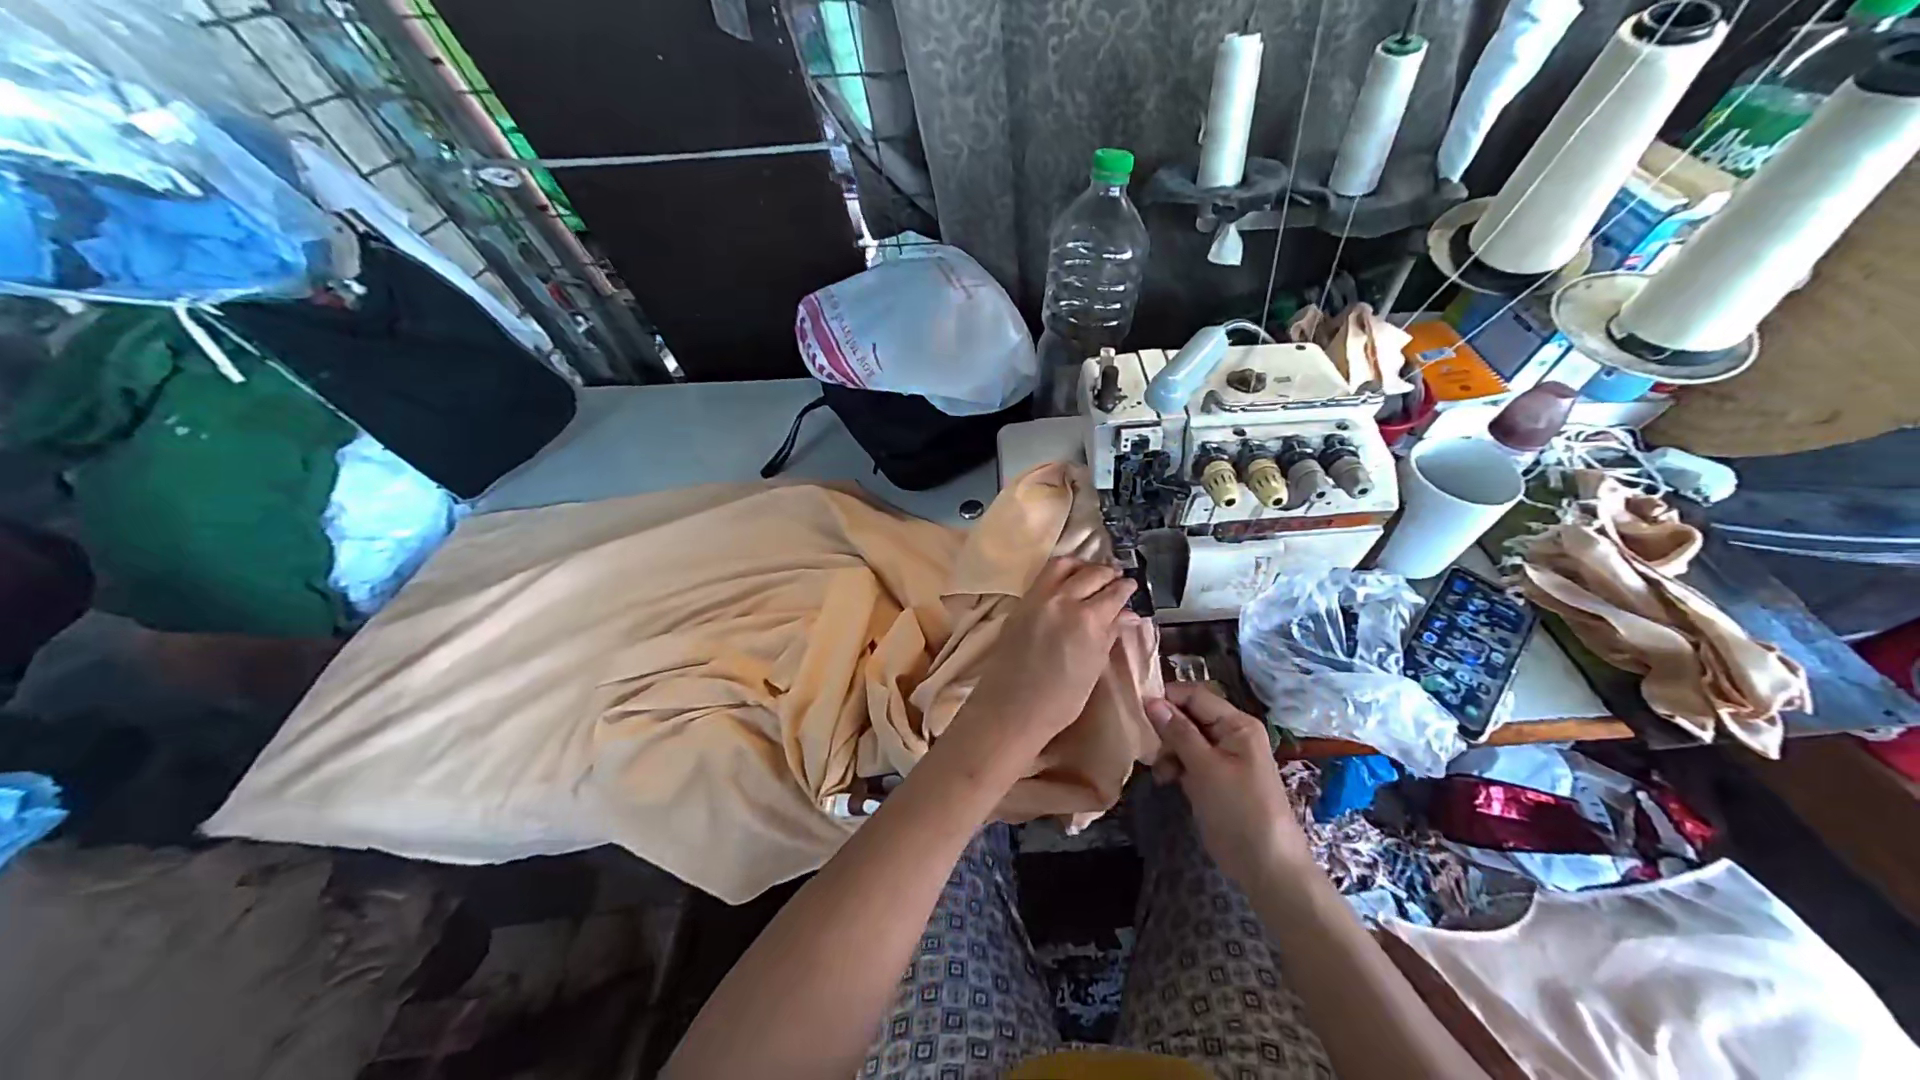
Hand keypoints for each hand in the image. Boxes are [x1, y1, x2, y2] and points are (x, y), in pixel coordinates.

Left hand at [945, 557, 1138, 766]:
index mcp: (1088, 619)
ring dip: (1082, 565)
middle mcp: (1063, 600)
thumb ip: (1110, 634)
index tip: (1131, 587)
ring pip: (1064, 565)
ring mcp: (1038, 598)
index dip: (1126, 588)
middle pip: (1092, 573)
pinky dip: (1060, 572)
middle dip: (1108, 573)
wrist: (1012, 709)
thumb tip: (1127, 615)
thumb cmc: (1061, 700)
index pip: (1114, 593)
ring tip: (1091, 573)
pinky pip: (1044, 576)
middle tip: (1116, 578)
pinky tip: (1067, 581)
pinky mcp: (1021, 603)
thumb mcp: (1094, 667)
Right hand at [1147, 683, 1310, 887]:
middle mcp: (1230, 734)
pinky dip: (1174, 766)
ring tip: (1160, 772)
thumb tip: (1150, 700)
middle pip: (1188, 716)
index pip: (1195, 696)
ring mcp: (1221, 757)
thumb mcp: (1206, 768)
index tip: (1137, 710)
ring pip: (1183, 739)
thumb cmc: (1239, 809)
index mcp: (1236, 724)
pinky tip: (1166, 780)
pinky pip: (1187, 759)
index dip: (1166, 699)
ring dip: (1167, 751)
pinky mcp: (1213, 778)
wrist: (1266, 864)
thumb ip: (1178, 732)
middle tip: (1148, 748)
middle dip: (1165, 729)